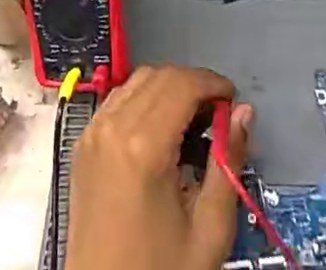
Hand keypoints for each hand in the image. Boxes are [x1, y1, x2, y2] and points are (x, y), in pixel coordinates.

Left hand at [64, 66, 252, 269]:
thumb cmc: (160, 269)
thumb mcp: (208, 229)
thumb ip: (228, 163)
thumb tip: (243, 114)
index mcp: (142, 145)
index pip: (182, 83)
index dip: (213, 84)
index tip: (234, 103)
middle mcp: (111, 127)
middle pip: (160, 75)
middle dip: (194, 84)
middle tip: (218, 116)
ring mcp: (91, 134)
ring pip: (136, 81)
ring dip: (168, 88)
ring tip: (192, 122)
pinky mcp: (82, 145)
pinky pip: (117, 100)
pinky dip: (142, 99)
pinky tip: (160, 130)